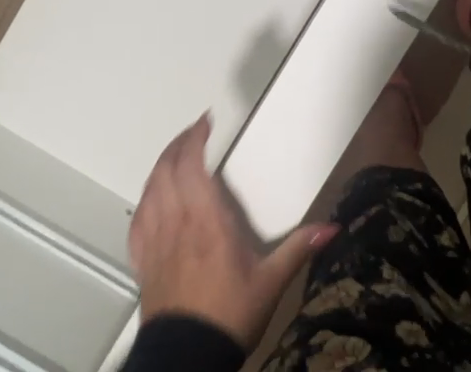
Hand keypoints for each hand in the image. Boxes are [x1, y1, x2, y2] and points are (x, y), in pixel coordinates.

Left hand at [129, 115, 337, 348]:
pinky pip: (138, 219)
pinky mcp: (143, 261)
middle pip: (167, 170)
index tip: (205, 122)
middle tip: (193, 132)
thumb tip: (332, 227)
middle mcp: (176, 223)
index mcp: (207, 221)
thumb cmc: (230, 315)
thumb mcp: (270, 282)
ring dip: (160, 166)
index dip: (194, 138)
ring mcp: (155, 241)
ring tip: (175, 156)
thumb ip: (297, 249)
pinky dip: (145, 198)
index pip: (192, 166)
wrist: (186, 358)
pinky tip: (152, 197)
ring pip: (150, 189)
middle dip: (178, 144)